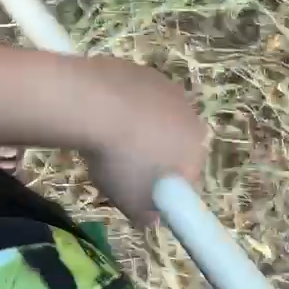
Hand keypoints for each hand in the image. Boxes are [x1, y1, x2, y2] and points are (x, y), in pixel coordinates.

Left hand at [78, 57, 207, 226]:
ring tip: (104, 139)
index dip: (163, 189)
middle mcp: (190, 116)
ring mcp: (167, 88)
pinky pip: (135, 96)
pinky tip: (99, 112)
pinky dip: (122, 104)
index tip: (138, 192)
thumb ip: (147, 216)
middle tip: (119, 167)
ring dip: (137, 128)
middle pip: (173, 144)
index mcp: (196, 150)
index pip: (187, 178)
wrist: (92, 104)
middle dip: (151, 156)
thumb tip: (151, 218)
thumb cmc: (120, 161)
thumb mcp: (132, 202)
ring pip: (155, 118)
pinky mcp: (142, 70)